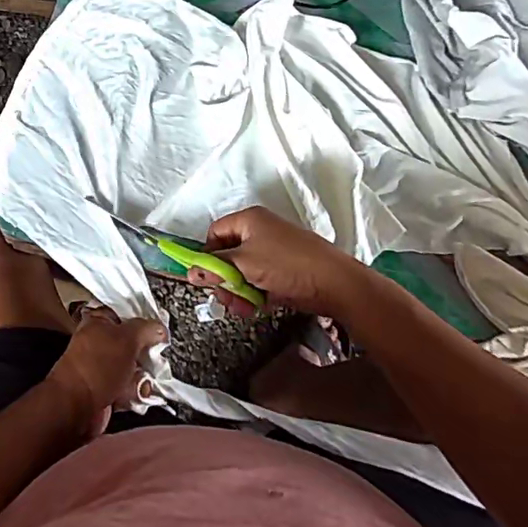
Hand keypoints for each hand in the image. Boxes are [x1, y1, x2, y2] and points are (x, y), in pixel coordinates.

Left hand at [44, 306, 164, 434]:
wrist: (78, 406)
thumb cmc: (98, 365)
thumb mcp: (127, 338)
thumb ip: (146, 329)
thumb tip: (160, 328)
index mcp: (99, 320)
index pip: (128, 314)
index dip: (145, 322)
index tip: (160, 331)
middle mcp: (101, 341)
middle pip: (136, 344)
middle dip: (146, 356)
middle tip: (151, 362)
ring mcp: (104, 366)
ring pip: (136, 368)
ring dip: (142, 378)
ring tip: (138, 384)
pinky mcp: (109, 389)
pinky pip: (131, 387)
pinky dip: (135, 393)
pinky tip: (133, 396)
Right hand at [186, 206, 372, 315]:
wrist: (338, 284)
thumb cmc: (287, 265)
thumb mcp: (244, 264)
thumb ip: (215, 268)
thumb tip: (190, 271)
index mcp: (249, 220)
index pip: (215, 233)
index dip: (207, 255)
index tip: (207, 277)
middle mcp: (260, 231)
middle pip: (228, 254)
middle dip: (224, 279)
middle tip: (226, 298)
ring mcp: (274, 251)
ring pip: (243, 271)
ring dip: (239, 290)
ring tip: (245, 307)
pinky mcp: (285, 270)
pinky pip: (260, 280)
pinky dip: (256, 293)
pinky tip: (258, 306)